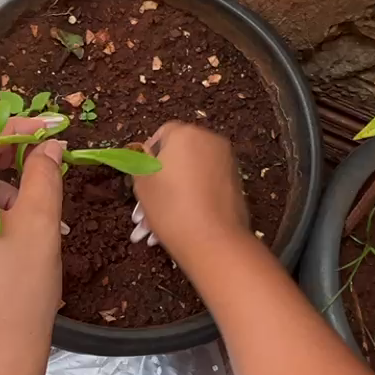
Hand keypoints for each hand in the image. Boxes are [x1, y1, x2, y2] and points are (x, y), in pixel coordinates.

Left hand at [0, 118, 65, 372]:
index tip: (54, 126)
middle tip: (53, 170)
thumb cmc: (18, 290)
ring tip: (44, 222)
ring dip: (9, 197)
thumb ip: (43, 174)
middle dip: (14, 168)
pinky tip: (26, 235)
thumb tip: (49, 144)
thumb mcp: (38, 224)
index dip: (18, 132)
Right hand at [130, 122, 251, 257]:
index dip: (147, 156)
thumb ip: (139, 161)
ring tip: (156, 224)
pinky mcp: (236, 183)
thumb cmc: (171, 206)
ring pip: (191, 173)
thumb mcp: (142, 183)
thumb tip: (143, 153)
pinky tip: (178, 221)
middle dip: (160, 178)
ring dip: (173, 192)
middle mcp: (210, 141)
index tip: (141, 179)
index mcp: (186, 133)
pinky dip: (193, 197)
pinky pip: (206, 184)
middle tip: (144, 207)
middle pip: (179, 154)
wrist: (214, 240)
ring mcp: (227, 162)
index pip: (162, 133)